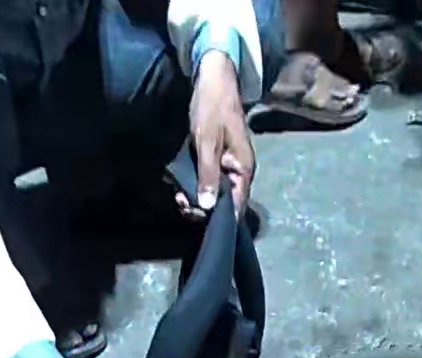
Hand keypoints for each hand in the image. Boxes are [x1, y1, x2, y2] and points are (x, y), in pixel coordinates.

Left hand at [181, 53, 253, 218]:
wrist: (213, 77)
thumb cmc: (213, 107)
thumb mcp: (207, 142)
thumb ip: (208, 175)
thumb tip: (207, 206)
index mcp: (243, 170)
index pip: (236, 206)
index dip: (217, 216)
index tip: (195, 214)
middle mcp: (239, 173)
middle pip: (223, 204)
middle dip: (201, 208)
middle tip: (181, 203)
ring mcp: (228, 168)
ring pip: (213, 195)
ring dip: (195, 199)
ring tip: (178, 196)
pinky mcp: (218, 163)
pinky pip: (208, 183)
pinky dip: (195, 188)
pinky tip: (180, 187)